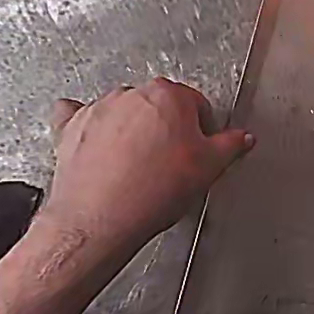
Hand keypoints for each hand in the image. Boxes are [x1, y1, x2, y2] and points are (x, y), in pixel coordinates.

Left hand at [41, 78, 253, 254]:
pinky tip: (96, 141)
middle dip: (167, 128)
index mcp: (169, 96)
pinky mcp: (72, 126)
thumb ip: (230, 145)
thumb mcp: (210, 168)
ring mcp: (99, 109)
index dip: (202, 130)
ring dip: (132, 129)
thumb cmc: (153, 191)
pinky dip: (88, 125)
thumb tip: (241, 138)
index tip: (200, 148)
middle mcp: (132, 95)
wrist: (102, 218)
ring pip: (124, 111)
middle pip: (159, 106)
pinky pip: (77, 115)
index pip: (196, 104)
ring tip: (139, 165)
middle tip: (172, 160)